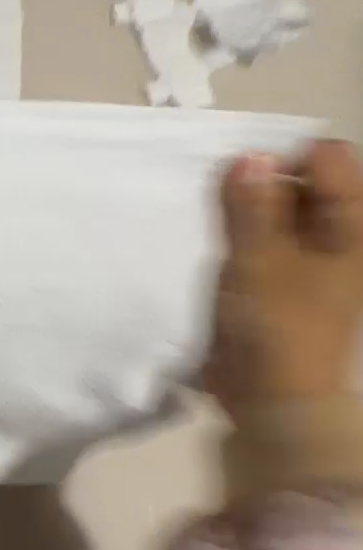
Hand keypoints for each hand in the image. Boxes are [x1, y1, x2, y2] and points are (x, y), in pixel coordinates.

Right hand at [206, 140, 362, 414]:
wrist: (271, 392)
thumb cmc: (277, 323)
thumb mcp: (260, 261)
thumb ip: (252, 209)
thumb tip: (248, 157)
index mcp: (352, 225)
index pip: (326, 161)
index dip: (279, 161)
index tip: (231, 179)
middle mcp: (336, 236)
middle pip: (297, 187)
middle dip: (252, 188)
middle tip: (210, 207)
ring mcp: (304, 262)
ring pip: (269, 218)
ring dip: (235, 219)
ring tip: (202, 231)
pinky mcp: (273, 285)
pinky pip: (252, 248)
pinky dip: (229, 244)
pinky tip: (202, 255)